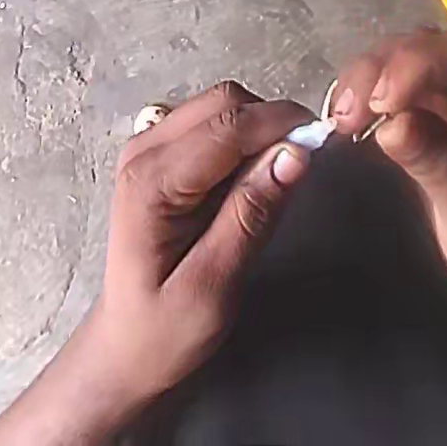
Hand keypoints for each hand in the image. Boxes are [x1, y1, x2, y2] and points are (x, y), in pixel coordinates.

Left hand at [0, 82, 312, 445]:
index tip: (321, 140)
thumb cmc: (165, 329)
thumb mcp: (214, 286)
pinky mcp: (161, 149)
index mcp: (151, 181)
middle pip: (223, 102)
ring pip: (220, 103)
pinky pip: (213, 119)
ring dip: (259, 124)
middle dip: (271, 120)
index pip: (227, 125)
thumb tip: (295, 155)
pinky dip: (244, 133)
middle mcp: (144, 149)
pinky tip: (253, 171)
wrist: (126, 345)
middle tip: (303, 160)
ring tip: (279, 171)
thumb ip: (252, 215)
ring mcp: (148, 144)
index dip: (279, 124)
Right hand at [328, 29, 446, 330]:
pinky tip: (349, 117)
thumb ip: (440, 170)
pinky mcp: (442, 109)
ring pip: (411, 56)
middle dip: (384, 68)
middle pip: (435, 47)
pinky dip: (369, 91)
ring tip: (341, 117)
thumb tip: (391, 124)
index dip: (420, 64)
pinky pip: (400, 80)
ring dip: (369, 77)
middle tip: (345, 114)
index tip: (379, 103)